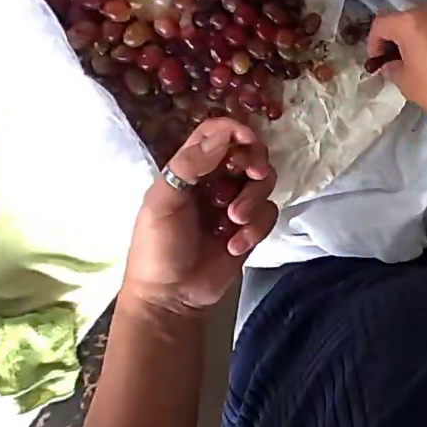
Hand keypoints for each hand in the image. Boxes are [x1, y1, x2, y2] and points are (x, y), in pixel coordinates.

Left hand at [119, 119, 278, 319]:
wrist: (171, 296)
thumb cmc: (157, 246)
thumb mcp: (162, 202)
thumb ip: (189, 165)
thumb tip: (224, 135)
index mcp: (190, 167)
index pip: (217, 132)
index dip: (236, 130)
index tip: (248, 141)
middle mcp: (216, 180)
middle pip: (250, 153)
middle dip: (255, 164)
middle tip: (252, 176)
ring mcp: (235, 203)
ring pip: (265, 182)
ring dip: (253, 200)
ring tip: (234, 222)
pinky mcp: (250, 228)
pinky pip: (269, 214)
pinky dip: (256, 229)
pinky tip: (235, 246)